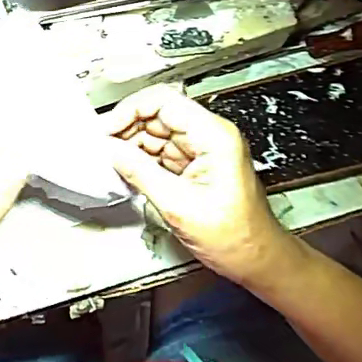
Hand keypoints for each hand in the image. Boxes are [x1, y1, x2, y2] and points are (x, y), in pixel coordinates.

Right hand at [103, 85, 300, 286]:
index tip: (108, 129)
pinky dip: (141, 158)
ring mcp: (202, 148)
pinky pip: (161, 150)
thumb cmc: (236, 237)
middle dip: (127, 129)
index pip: (164, 101)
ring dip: (132, 145)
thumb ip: (140, 173)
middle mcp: (209, 135)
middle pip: (157, 114)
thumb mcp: (178, 205)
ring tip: (113, 162)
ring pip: (156, 132)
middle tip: (104, 147)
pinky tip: (127, 170)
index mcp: (214, 136)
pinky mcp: (194, 163)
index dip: (130, 110)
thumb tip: (112, 151)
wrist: (257, 260)